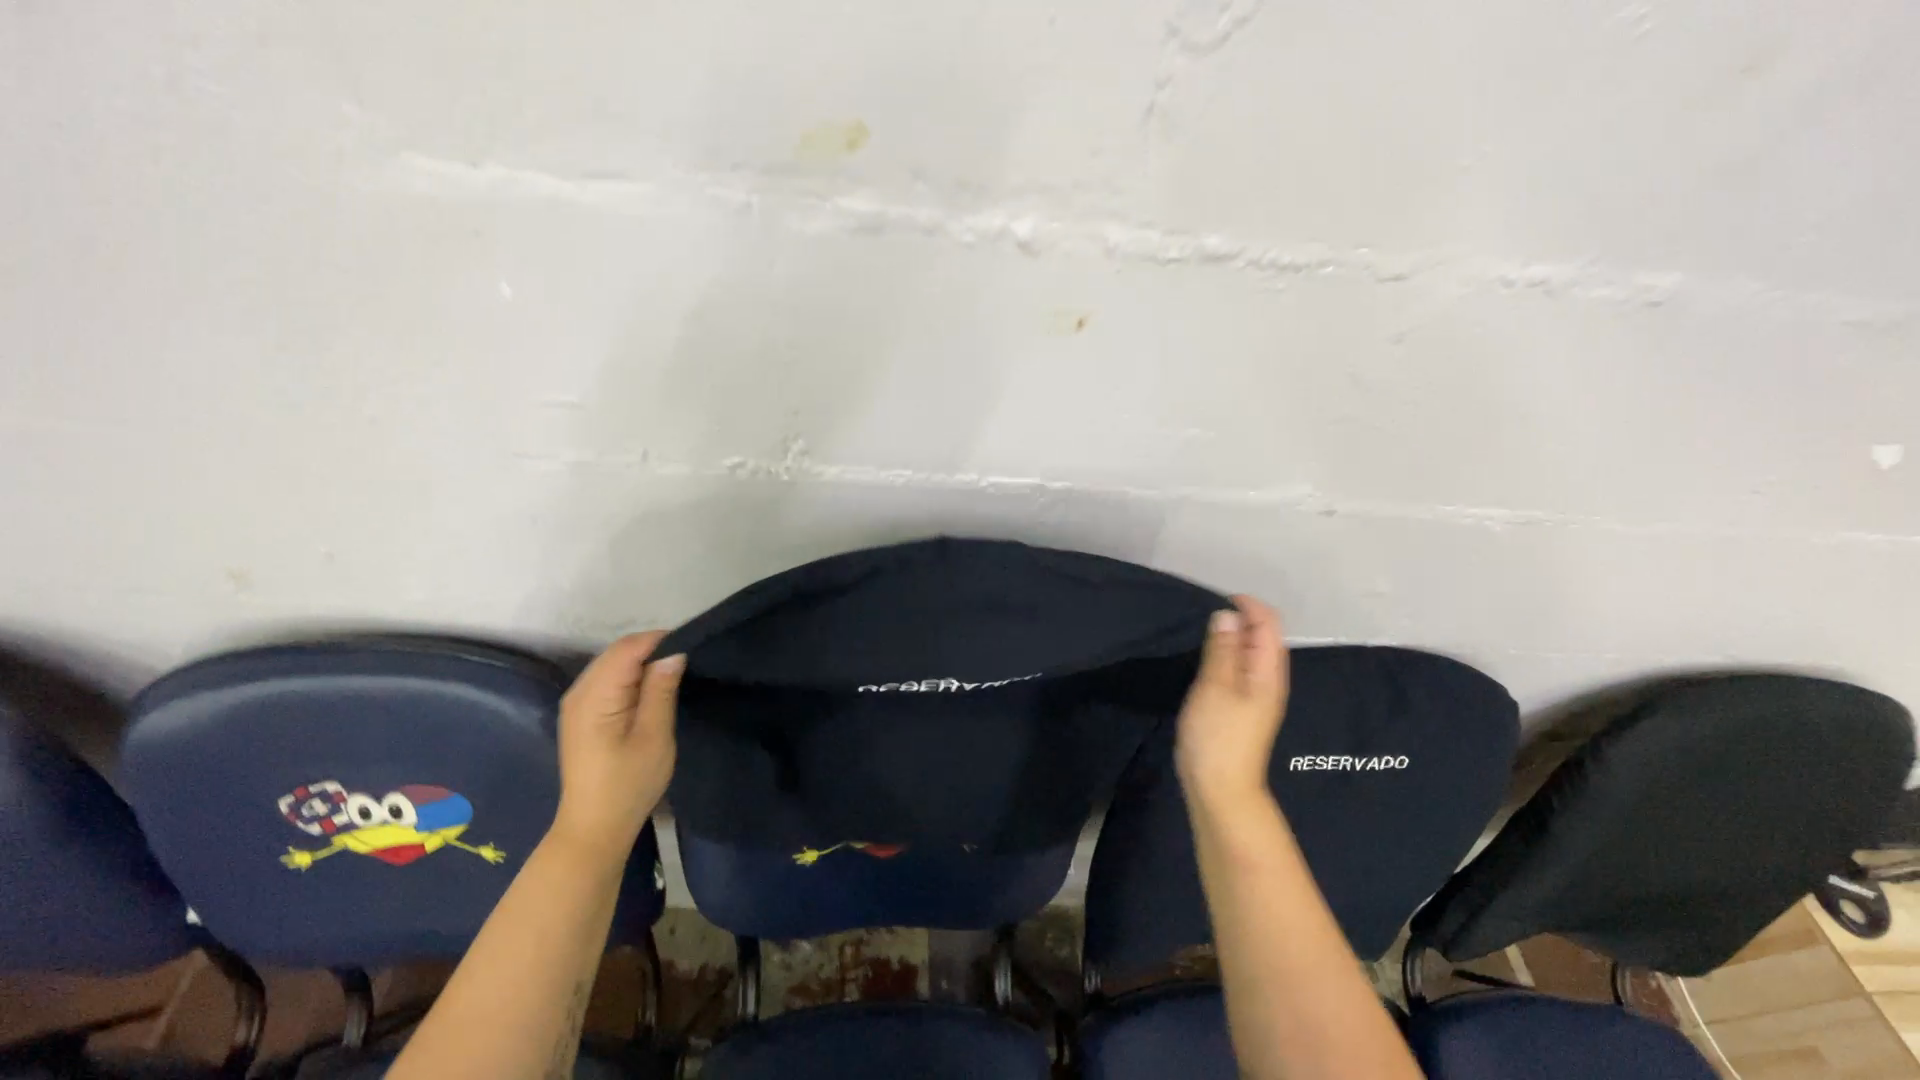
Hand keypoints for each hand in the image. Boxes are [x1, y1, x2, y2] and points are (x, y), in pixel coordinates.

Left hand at [551, 632, 683, 856]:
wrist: (595, 826)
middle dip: (652, 650)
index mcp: (595, 695)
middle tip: (687, 665)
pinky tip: (650, 692)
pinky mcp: (581, 714)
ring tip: (673, 677)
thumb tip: (674, 653)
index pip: (628, 648)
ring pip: (612, 664)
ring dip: (642, 663)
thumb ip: (661, 690)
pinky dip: (630, 677)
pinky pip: (607, 680)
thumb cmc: (628, 783)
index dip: (661, 641)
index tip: (692, 650)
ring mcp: (577, 703)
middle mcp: (579, 691)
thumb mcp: (654, 736)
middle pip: (617, 652)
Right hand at [1175, 595, 1290, 804]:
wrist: (1221, 789)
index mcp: (1268, 672)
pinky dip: (1227, 657)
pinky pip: (1240, 670)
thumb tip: (1227, 615)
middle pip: (1263, 637)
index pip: (1269, 624)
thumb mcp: (1215, 686)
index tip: (1215, 599)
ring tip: (1203, 634)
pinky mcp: (1243, 708)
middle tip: (1204, 615)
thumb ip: (1223, 649)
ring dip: (1232, 638)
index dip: (1248, 605)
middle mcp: (1269, 680)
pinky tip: (1207, 662)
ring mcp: (1258, 696)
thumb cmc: (1218, 735)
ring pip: (1251, 654)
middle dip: (1239, 619)